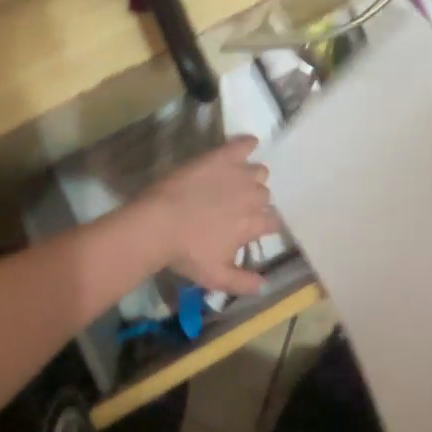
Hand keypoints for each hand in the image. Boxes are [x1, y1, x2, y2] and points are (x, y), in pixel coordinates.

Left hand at [138, 137, 278, 296]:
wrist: (158, 223)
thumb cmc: (186, 253)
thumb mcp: (216, 277)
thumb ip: (243, 282)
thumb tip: (265, 286)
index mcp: (253, 223)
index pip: (273, 222)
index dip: (263, 224)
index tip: (252, 228)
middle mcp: (253, 196)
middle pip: (265, 196)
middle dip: (255, 202)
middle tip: (235, 208)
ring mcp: (238, 174)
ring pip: (258, 172)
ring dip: (251, 178)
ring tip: (235, 183)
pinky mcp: (221, 157)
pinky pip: (243, 145)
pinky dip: (247, 144)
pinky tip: (248, 144)